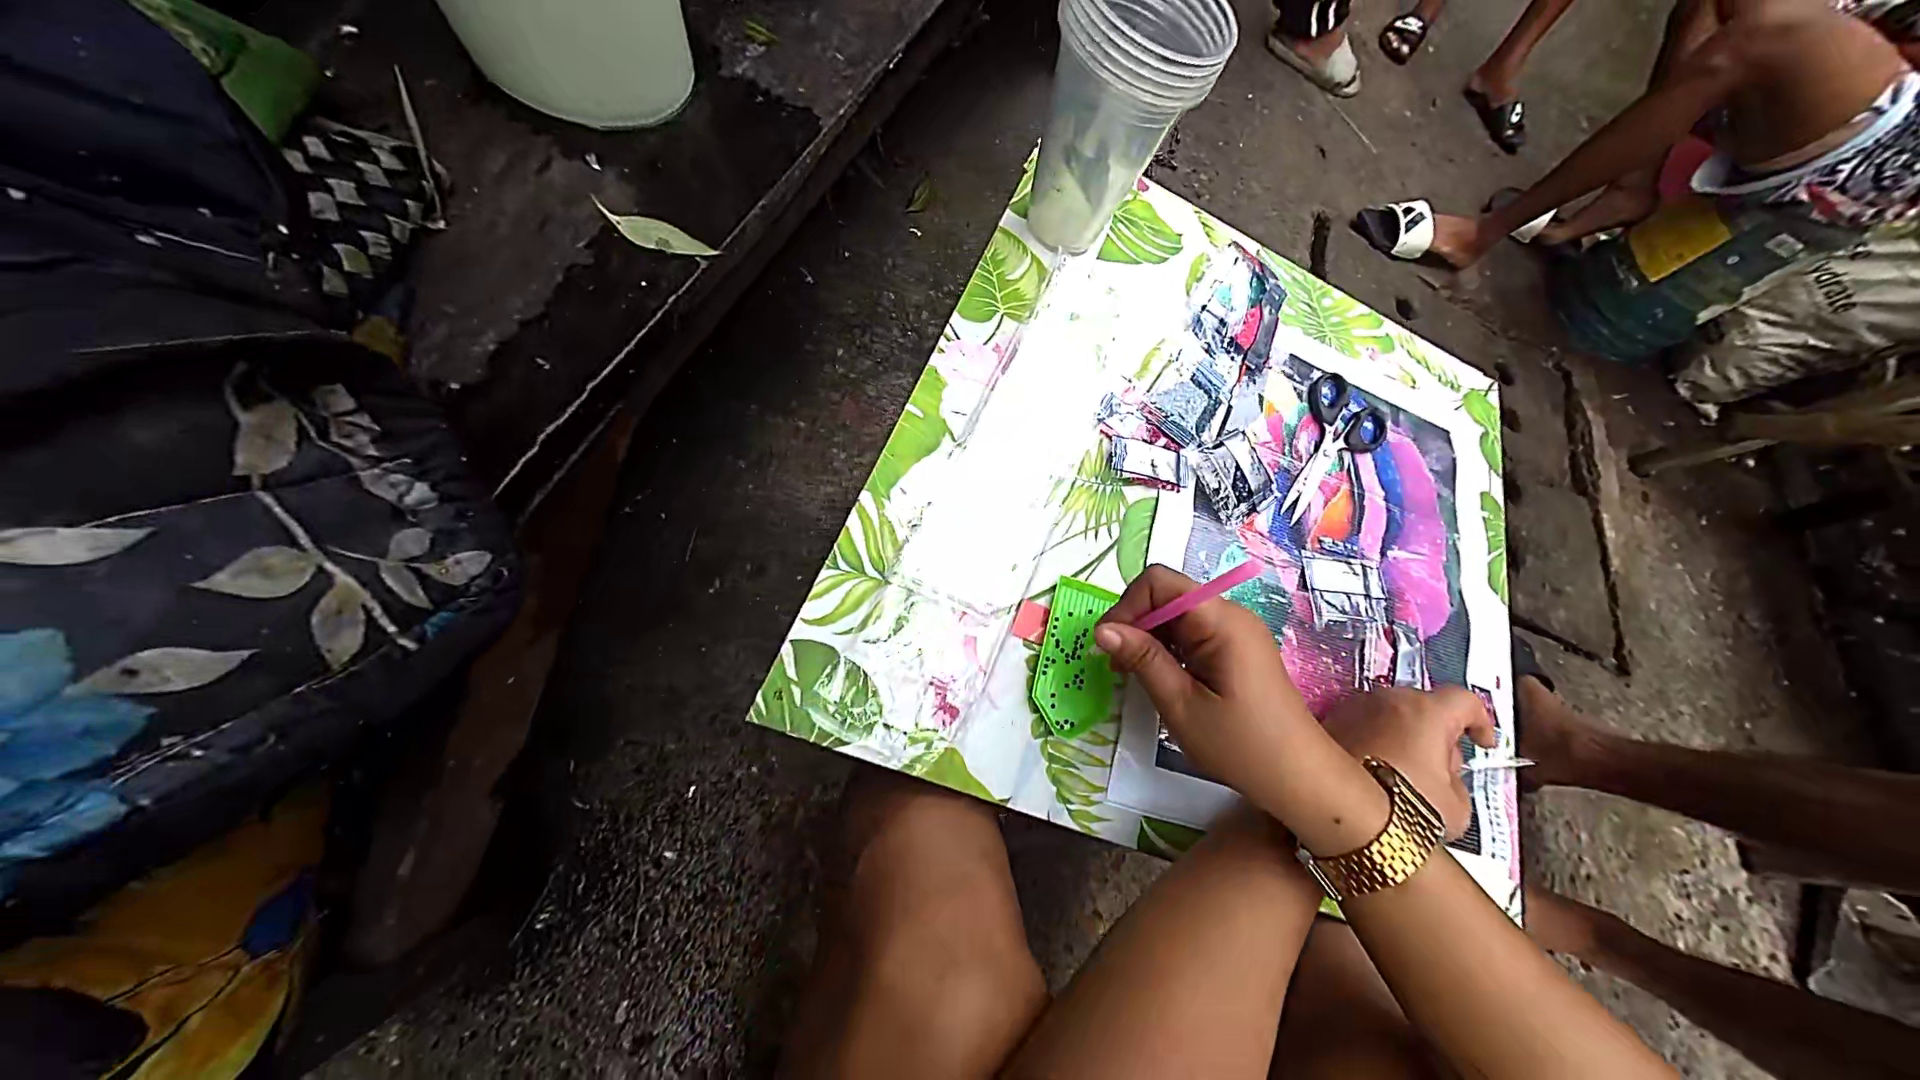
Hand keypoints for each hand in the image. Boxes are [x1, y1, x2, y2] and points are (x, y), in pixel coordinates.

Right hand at [1093, 565, 1316, 808]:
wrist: (1298, 778)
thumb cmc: (1240, 746)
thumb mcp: (1180, 704)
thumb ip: (1142, 659)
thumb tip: (1102, 629)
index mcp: (1221, 621)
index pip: (1159, 582)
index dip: (1128, 606)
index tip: (1109, 646)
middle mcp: (1229, 614)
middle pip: (1166, 594)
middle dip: (1134, 622)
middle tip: (1118, 666)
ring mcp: (1234, 630)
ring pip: (1173, 612)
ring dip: (1147, 636)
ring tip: (1133, 675)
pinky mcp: (1233, 647)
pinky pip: (1188, 631)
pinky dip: (1165, 647)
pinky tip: (1158, 675)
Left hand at [1319, 686, 1495, 839]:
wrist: (1338, 808)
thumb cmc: (1402, 806)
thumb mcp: (1456, 807)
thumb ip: (1457, 782)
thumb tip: (1445, 776)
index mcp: (1426, 712)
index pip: (1463, 701)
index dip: (1479, 720)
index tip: (1481, 742)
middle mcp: (1386, 700)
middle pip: (1422, 708)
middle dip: (1435, 734)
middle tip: (1440, 769)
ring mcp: (1352, 707)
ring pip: (1387, 715)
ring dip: (1400, 736)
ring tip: (1402, 773)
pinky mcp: (1327, 721)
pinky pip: (1359, 726)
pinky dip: (1370, 741)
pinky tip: (1371, 769)